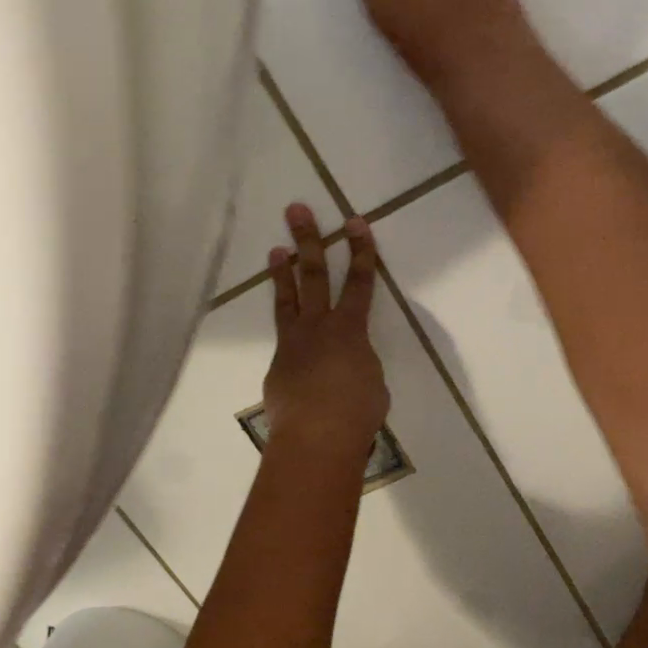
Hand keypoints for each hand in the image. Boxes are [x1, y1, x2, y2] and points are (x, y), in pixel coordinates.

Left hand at [263, 204, 389, 455]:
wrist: (316, 437)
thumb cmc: (357, 414)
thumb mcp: (372, 385)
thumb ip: (360, 365)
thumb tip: (346, 367)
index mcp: (351, 330)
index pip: (359, 282)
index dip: (360, 250)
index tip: (355, 221)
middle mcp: (319, 327)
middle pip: (313, 275)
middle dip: (308, 240)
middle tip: (296, 210)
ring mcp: (293, 344)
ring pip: (287, 300)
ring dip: (282, 272)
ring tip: (275, 248)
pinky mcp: (277, 365)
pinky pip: (281, 339)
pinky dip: (285, 333)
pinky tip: (289, 338)